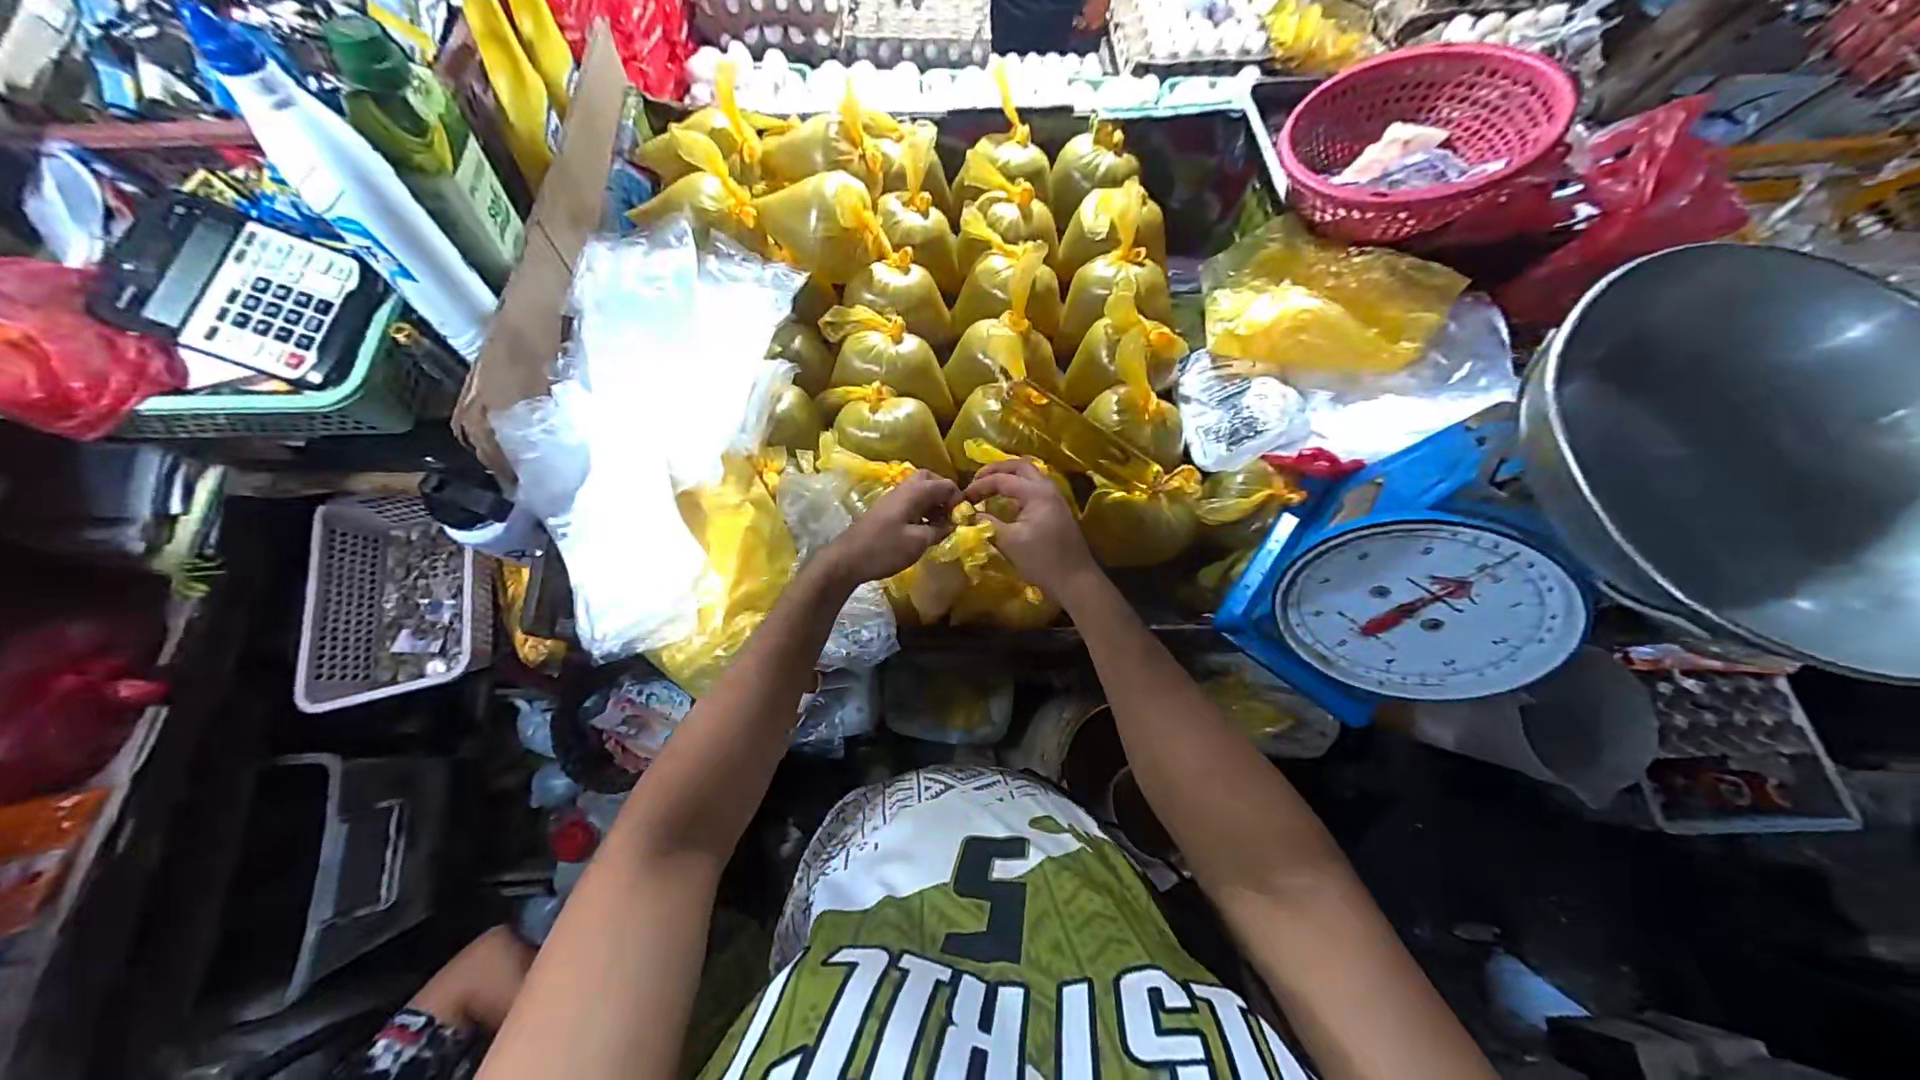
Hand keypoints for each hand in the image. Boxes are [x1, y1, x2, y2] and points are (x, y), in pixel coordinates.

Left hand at [822, 471, 961, 583]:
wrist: (847, 559)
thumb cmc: (884, 549)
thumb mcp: (918, 542)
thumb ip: (939, 530)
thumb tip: (953, 524)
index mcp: (914, 492)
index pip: (946, 484)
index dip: (958, 499)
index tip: (962, 519)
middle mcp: (904, 489)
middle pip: (930, 479)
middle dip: (944, 494)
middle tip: (950, 515)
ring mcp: (892, 498)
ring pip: (919, 489)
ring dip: (933, 502)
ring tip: (940, 524)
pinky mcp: (886, 509)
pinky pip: (910, 500)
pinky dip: (922, 509)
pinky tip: (923, 528)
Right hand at [965, 459, 1101, 599]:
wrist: (1076, 580)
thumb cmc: (1042, 560)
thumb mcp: (1009, 542)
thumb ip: (987, 523)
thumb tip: (969, 514)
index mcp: (1036, 493)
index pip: (1002, 479)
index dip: (979, 486)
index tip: (963, 499)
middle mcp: (1048, 488)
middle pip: (1019, 466)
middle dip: (995, 470)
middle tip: (976, 480)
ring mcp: (1056, 497)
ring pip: (1030, 475)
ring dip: (1008, 476)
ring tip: (990, 486)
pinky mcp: (1057, 509)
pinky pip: (1035, 487)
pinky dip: (1018, 486)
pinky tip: (1008, 500)